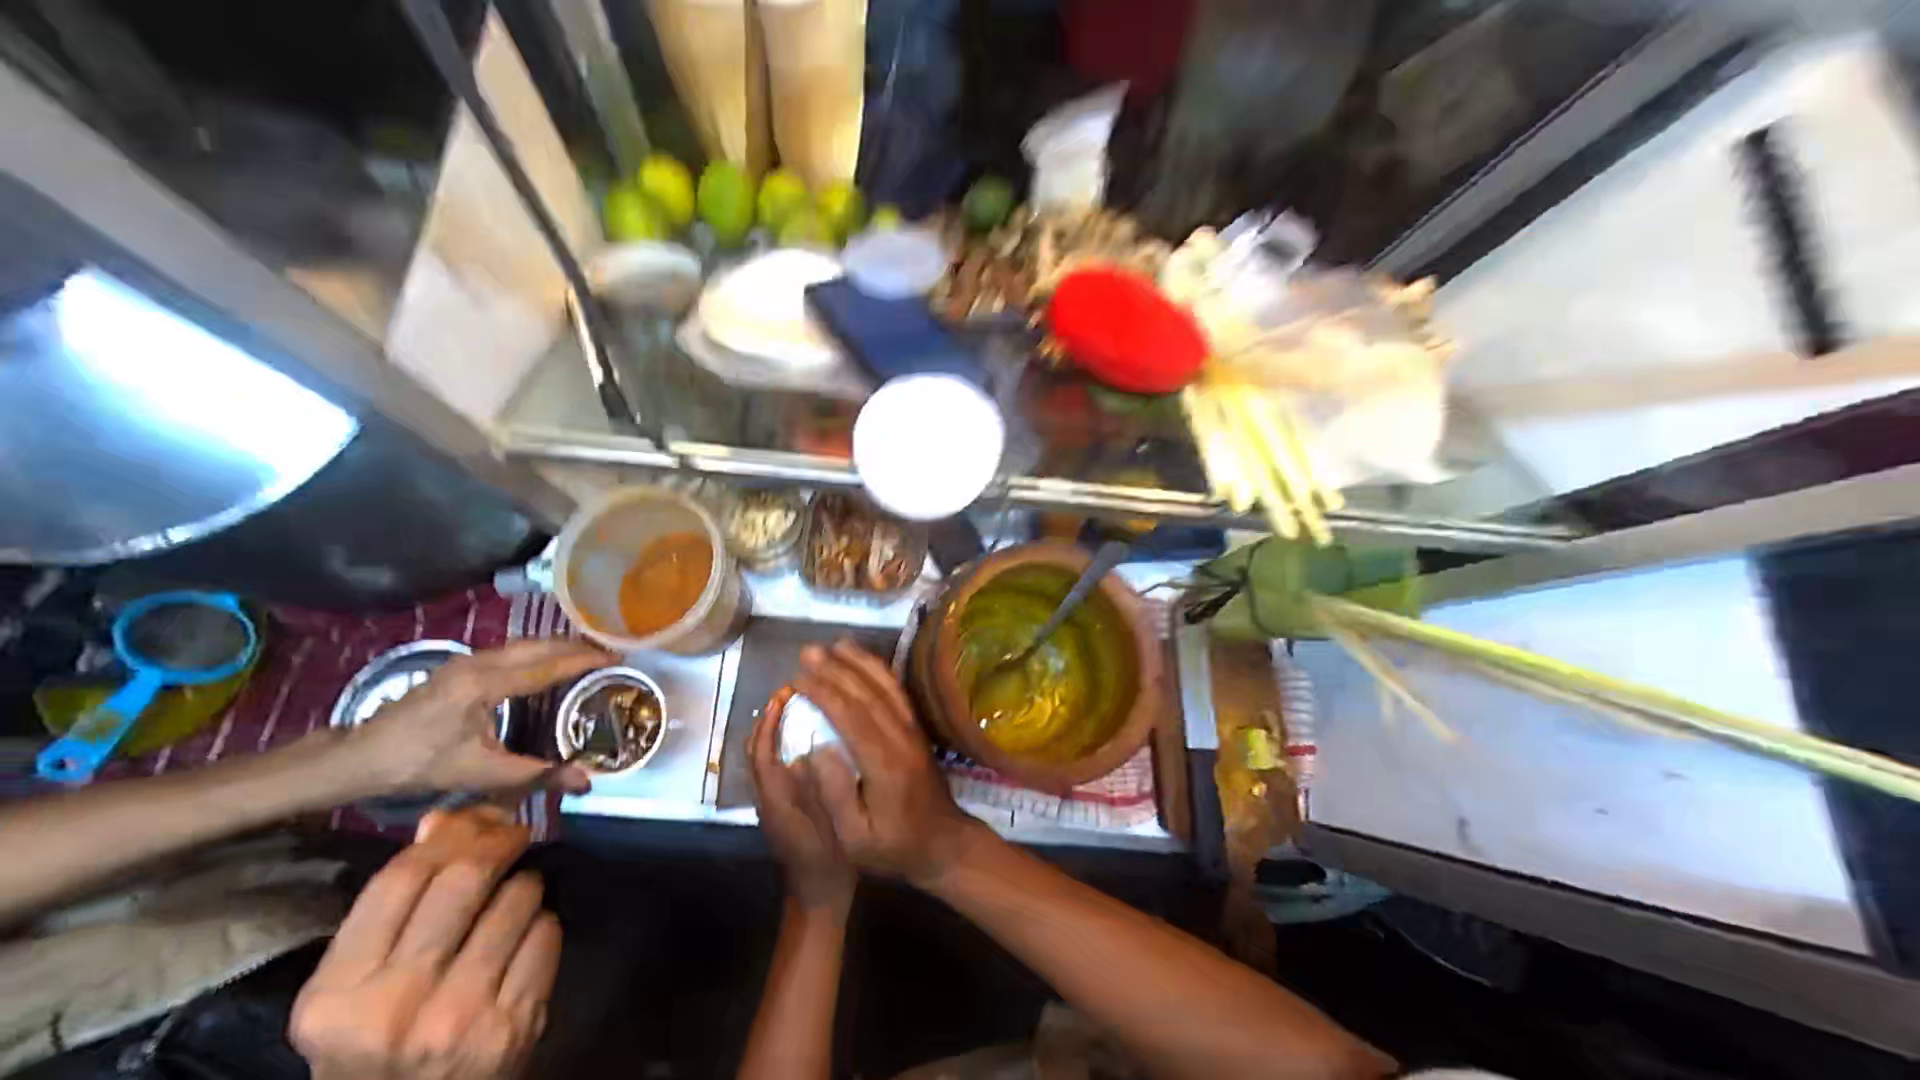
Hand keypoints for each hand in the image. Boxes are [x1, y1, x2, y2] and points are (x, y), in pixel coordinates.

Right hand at [291, 807, 559, 1079]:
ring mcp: (462, 1015)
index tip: (475, 820)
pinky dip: (542, 923)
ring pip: (520, 897)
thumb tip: (442, 818)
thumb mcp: (354, 988)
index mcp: (338, 994)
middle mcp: (397, 1004)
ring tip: (514, 897)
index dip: (450, 832)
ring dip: (526, 884)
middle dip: (501, 839)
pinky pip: (547, 934)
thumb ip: (392, 908)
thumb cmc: (376, 1045)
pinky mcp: (517, 1024)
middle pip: (467, 876)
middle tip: (513, 835)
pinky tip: (526, 938)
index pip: (402, 877)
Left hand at [353, 639, 613, 796]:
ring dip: (558, 646)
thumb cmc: (420, 764)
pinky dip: (539, 652)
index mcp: (485, 684)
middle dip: (576, 646)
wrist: (359, 758)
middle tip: (610, 652)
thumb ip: (537, 774)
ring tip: (588, 654)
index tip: (617, 657)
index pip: (547, 665)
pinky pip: (512, 650)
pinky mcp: (460, 666)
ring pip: (524, 645)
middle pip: (538, 645)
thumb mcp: (482, 773)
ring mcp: (467, 660)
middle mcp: (478, 663)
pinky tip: (549, 663)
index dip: (585, 660)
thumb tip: (586, 782)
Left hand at [751, 686, 854, 911]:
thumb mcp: (832, 825)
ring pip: (764, 759)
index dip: (769, 721)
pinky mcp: (782, 810)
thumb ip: (818, 788)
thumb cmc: (830, 863)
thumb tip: (808, 750)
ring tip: (801, 708)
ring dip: (775, 731)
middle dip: (770, 719)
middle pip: (757, 751)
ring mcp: (773, 806)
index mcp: (777, 800)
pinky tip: (809, 739)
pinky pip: (775, 769)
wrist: (820, 899)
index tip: (785, 693)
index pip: (762, 752)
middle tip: (796, 693)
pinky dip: (783, 746)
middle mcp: (768, 799)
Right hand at [793, 640, 987, 887]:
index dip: (824, 693)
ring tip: (834, 644)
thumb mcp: (855, 837)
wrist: (943, 843)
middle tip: (807, 652)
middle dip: (836, 669)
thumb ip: (834, 793)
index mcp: (884, 764)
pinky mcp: (918, 729)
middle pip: (867, 694)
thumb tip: (814, 749)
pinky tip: (865, 661)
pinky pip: (898, 692)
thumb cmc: (893, 847)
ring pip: (886, 686)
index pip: (851, 716)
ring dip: (859, 662)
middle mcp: (902, 738)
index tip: (798, 680)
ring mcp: (913, 731)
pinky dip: (880, 671)